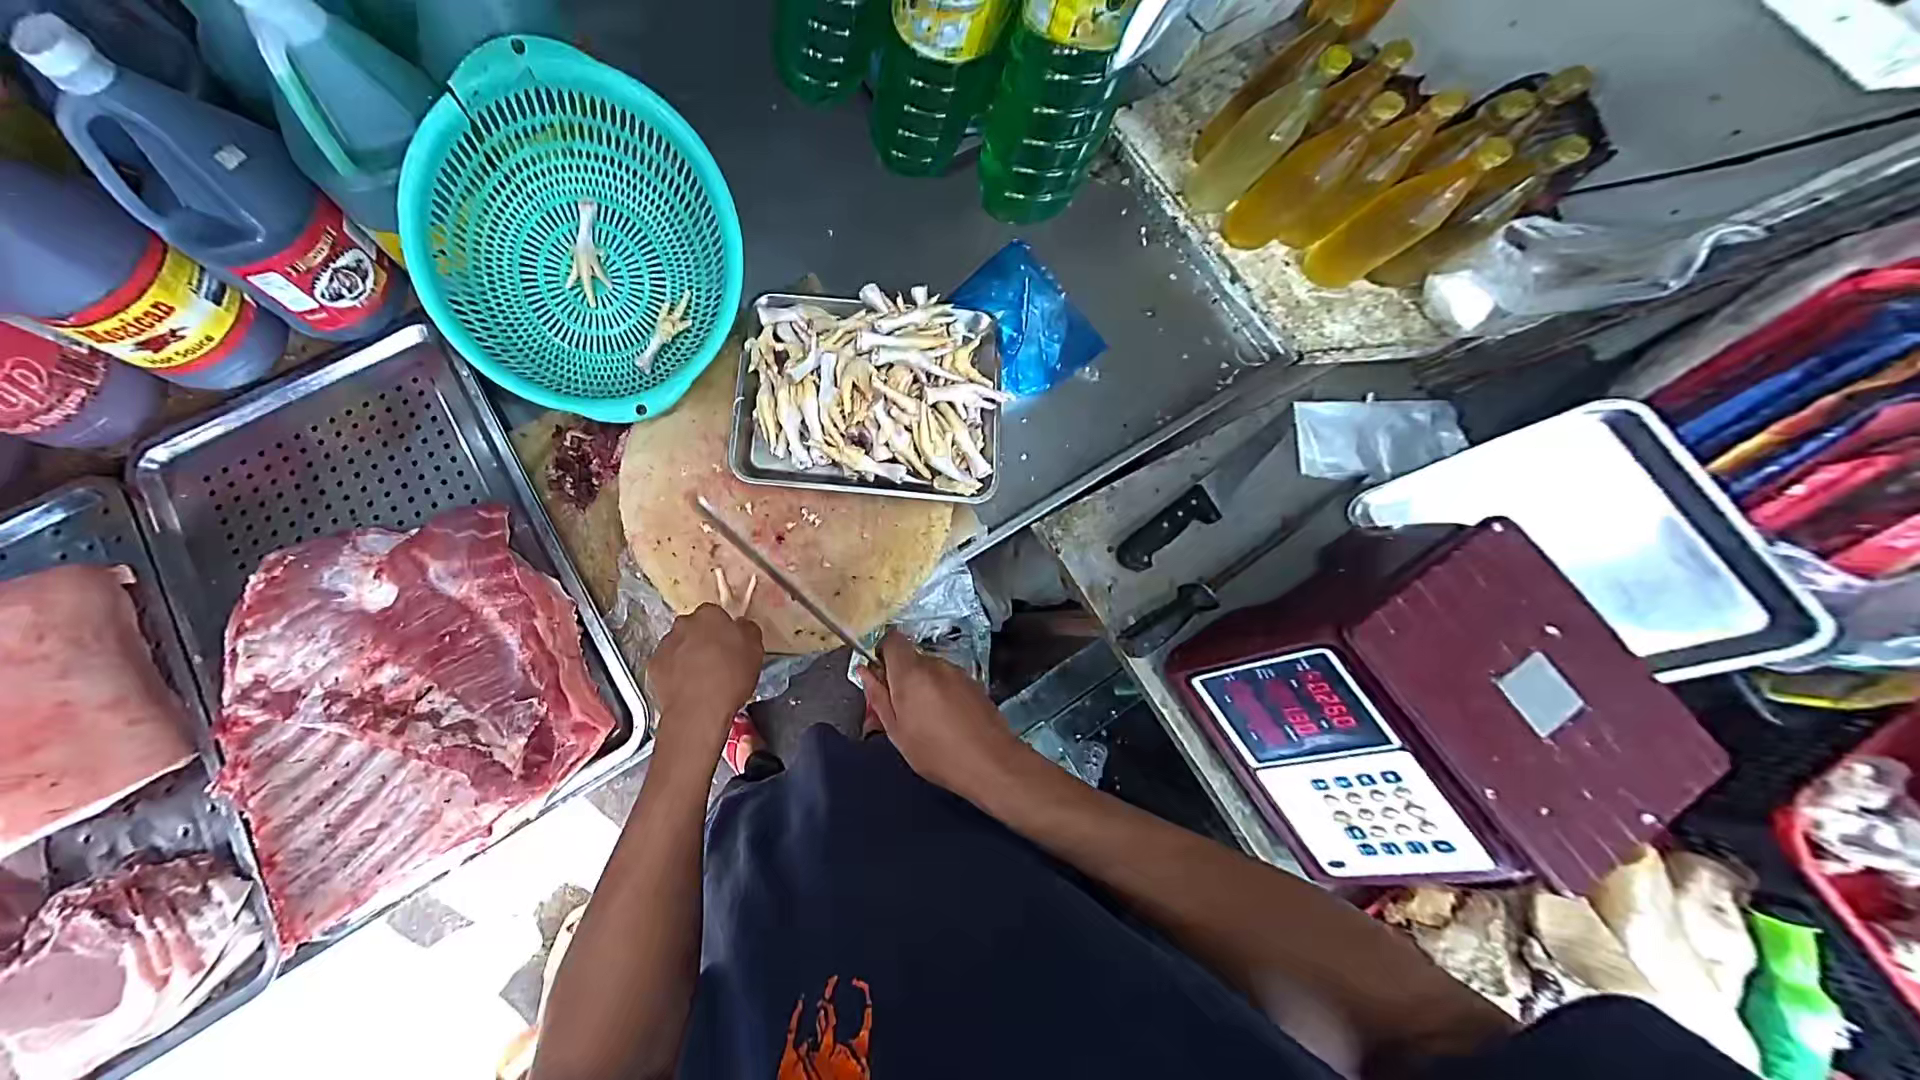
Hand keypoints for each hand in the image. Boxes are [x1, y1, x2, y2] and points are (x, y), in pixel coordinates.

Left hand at [647, 604, 762, 760]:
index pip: (716, 613)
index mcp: (710, 615)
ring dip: (689, 655)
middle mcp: (684, 624)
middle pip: (695, 627)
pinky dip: (675, 671)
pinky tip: (688, 685)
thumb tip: (741, 626)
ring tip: (703, 677)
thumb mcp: (756, 649)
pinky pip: (668, 664)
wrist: (699, 710)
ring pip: (680, 645)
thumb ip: (747, 630)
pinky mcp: (653, 666)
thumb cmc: (731, 677)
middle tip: (718, 659)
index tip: (731, 643)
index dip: (724, 629)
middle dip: (704, 639)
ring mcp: (665, 645)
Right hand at [858, 632, 1028, 800]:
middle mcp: (936, 664)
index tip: (880, 680)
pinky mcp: (973, 682)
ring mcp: (957, 672)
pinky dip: (941, 693)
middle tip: (899, 711)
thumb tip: (865, 671)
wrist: (990, 761)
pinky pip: (947, 680)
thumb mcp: (897, 731)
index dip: (882, 655)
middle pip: (911, 658)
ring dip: (922, 687)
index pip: (892, 640)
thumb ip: (878, 697)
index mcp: (911, 673)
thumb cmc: (937, 752)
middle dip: (901, 678)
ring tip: (925, 721)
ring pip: (930, 670)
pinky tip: (946, 721)